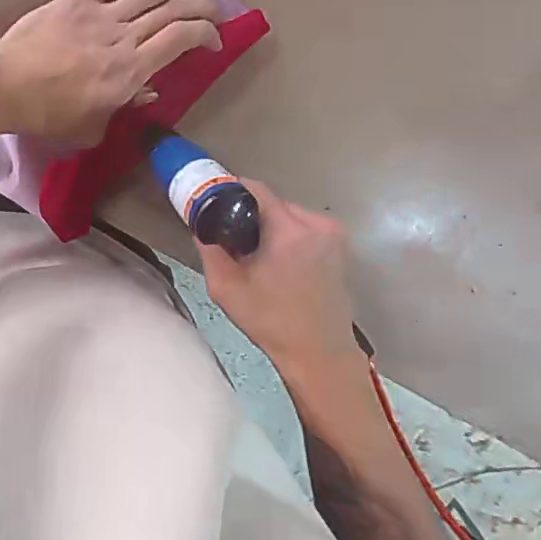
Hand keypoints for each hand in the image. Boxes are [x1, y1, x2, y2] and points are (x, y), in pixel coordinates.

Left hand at [0, 0, 220, 146]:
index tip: (213, 41)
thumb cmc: (46, 115)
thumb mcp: (90, 128)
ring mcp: (103, 14)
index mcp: (130, 72)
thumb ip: (124, 108)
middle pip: (176, 9)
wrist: (6, 88)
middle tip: (211, 10)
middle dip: (202, 6)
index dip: (207, 35)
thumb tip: (149, 91)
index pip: (183, 39)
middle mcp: (125, 38)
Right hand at [198, 180, 363, 386]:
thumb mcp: (225, 287)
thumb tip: (200, 224)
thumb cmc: (269, 321)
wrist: (317, 350)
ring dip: (269, 224)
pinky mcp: (340, 246)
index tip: (213, 201)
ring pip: (289, 213)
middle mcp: (316, 225)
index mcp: (289, 232)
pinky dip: (287, 235)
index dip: (231, 190)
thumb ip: (210, 249)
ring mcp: (333, 234)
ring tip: (252, 251)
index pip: (256, 189)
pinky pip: (304, 227)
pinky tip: (275, 260)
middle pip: (273, 201)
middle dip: (249, 212)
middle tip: (230, 234)